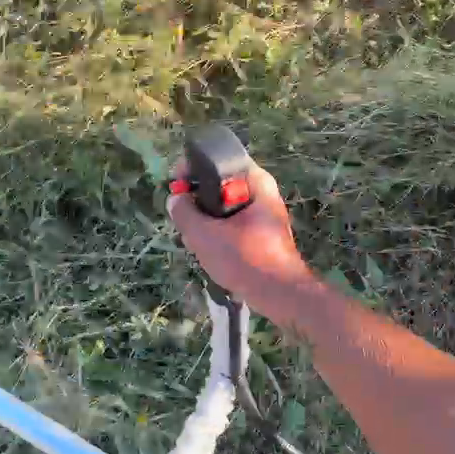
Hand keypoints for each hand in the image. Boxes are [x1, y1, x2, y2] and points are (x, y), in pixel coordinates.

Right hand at [166, 163, 325, 325]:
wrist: (278, 293)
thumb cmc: (244, 257)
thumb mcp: (204, 234)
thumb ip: (184, 212)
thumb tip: (176, 198)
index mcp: (256, 181)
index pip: (219, 161)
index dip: (193, 170)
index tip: (176, 187)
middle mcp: (263, 192)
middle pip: (219, 187)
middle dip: (198, 203)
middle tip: (185, 221)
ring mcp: (264, 214)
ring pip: (224, 209)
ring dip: (206, 223)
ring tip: (196, 242)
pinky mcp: (263, 235)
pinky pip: (233, 226)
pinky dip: (219, 235)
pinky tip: (210, 254)